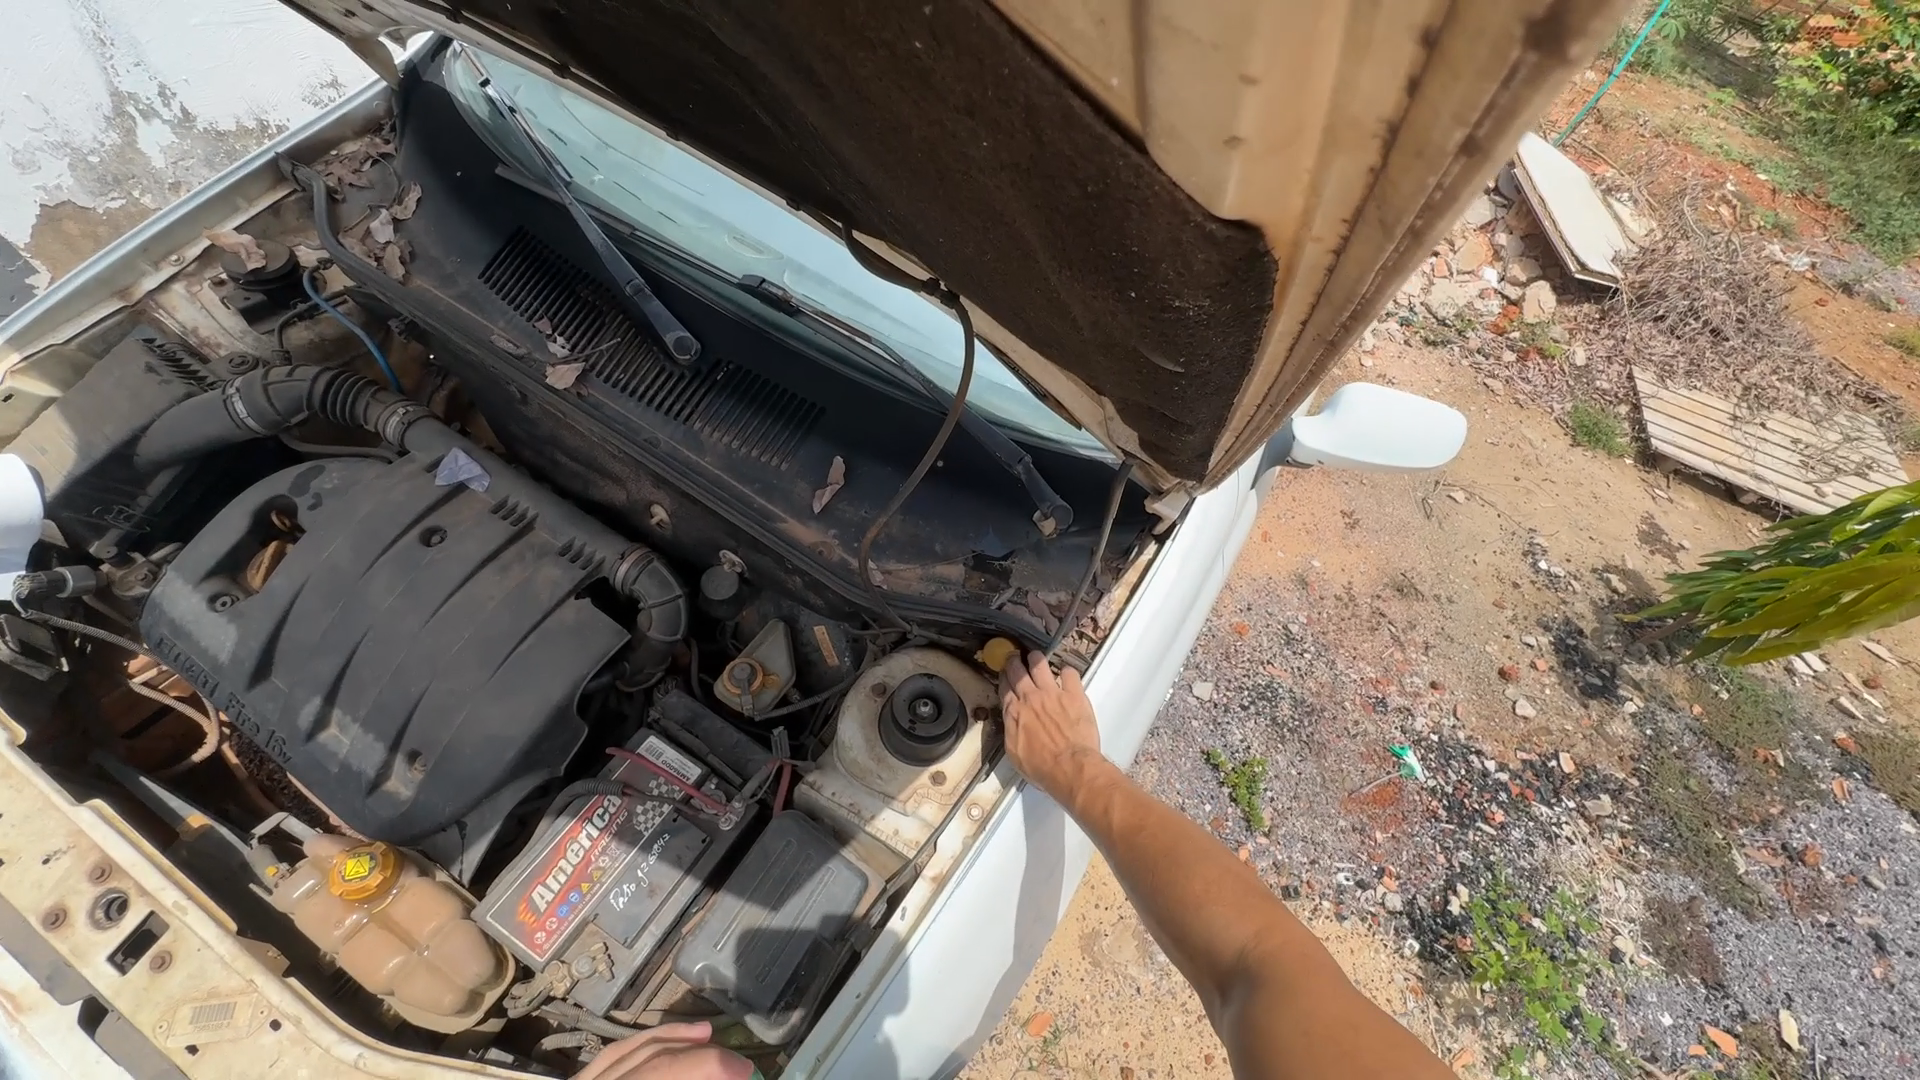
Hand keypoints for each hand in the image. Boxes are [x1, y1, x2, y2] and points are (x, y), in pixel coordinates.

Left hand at [572, 1021, 754, 1079]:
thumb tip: (733, 1078)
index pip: (665, 1070)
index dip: (714, 1065)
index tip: (747, 1072)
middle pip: (653, 1058)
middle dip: (702, 1056)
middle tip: (737, 1066)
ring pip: (630, 1050)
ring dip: (674, 1039)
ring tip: (708, 1036)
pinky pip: (610, 1056)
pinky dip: (642, 1043)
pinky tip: (663, 1041)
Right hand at [999, 650, 1105, 800]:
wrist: (1070, 767)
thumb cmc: (1041, 767)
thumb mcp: (1013, 752)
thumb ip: (1010, 729)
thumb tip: (1010, 718)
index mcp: (1014, 711)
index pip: (1005, 686)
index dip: (1003, 676)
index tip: (1004, 673)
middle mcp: (1031, 697)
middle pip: (1018, 670)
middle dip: (1014, 661)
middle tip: (1015, 657)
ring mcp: (1053, 693)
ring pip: (1040, 664)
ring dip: (1036, 659)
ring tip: (1036, 658)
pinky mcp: (1074, 695)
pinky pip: (1070, 673)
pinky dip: (1067, 672)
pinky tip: (1067, 675)